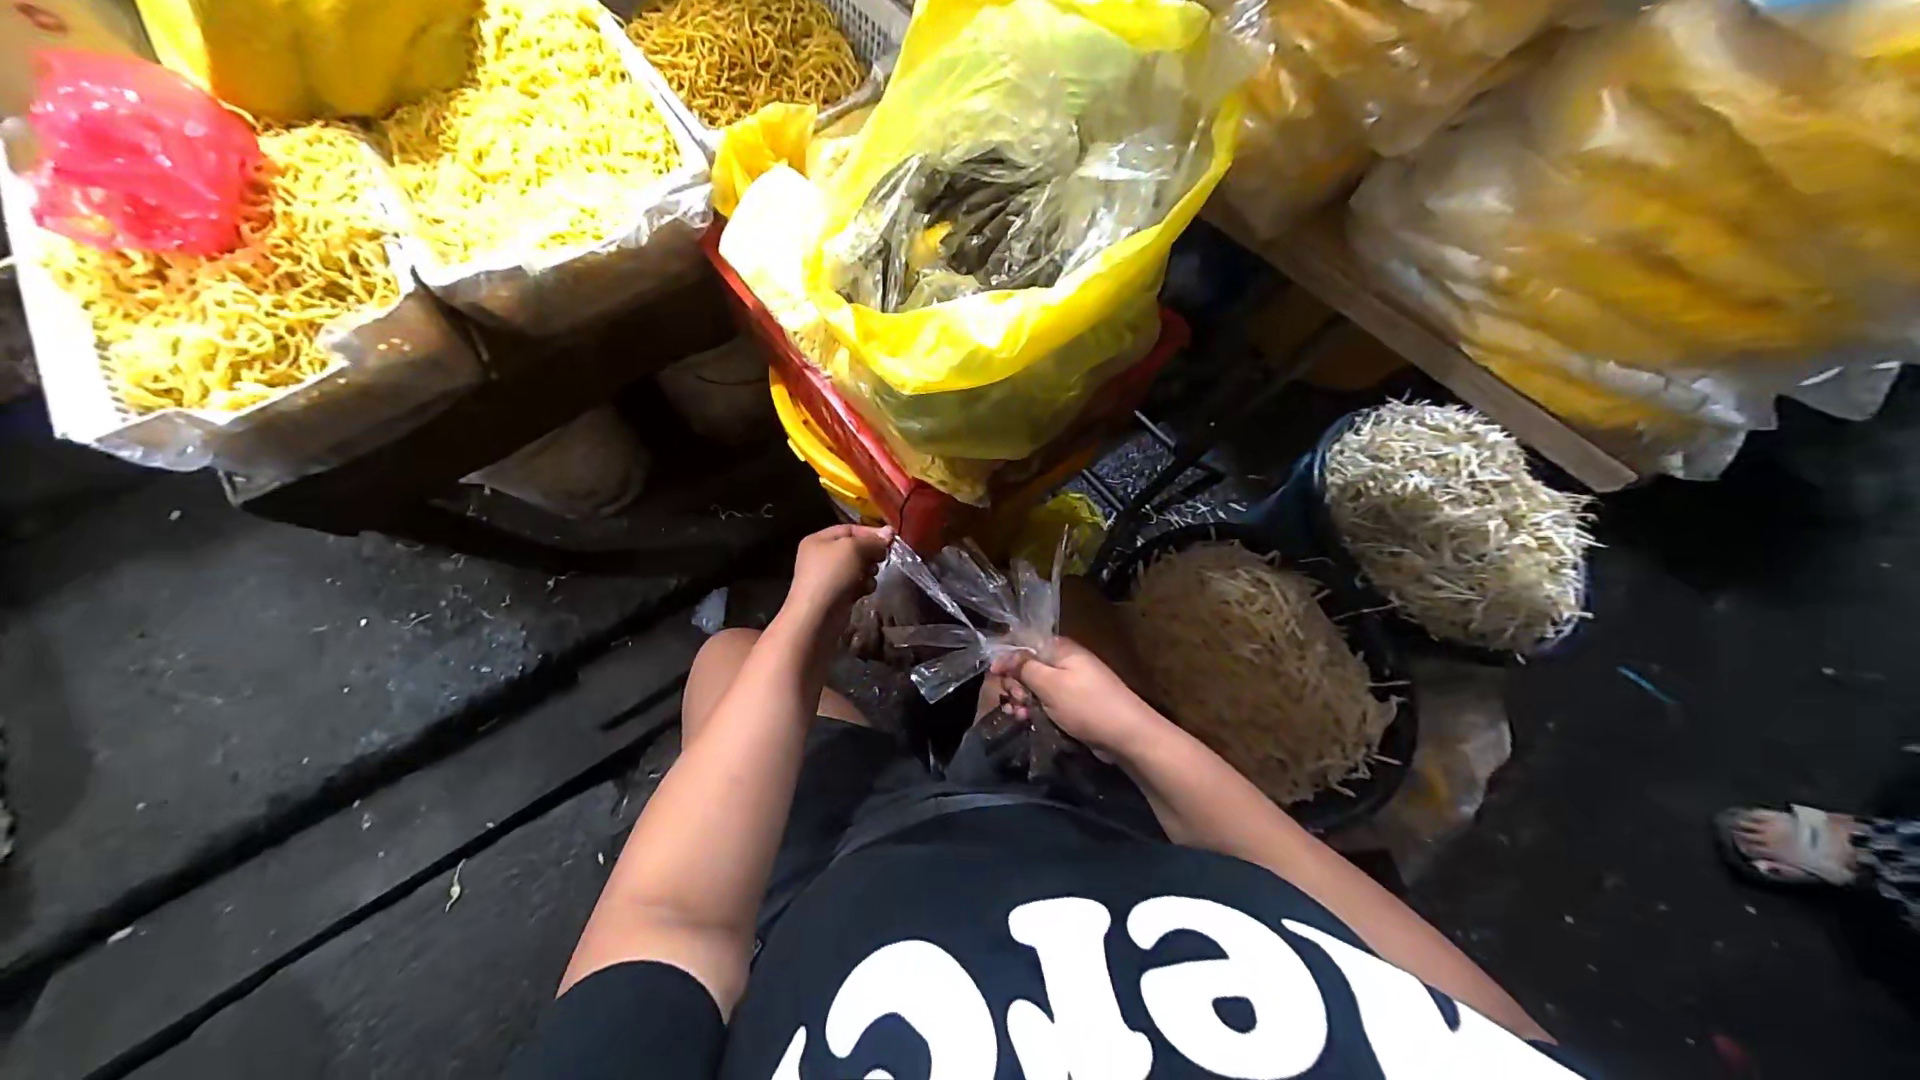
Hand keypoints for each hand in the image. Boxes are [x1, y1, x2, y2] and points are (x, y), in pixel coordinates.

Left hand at [783, 523, 892, 630]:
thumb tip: (889, 533)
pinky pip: (856, 583)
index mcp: (819, 540)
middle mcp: (821, 556)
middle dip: (870, 553)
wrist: (817, 615)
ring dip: (869, 570)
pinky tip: (865, 590)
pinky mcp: (837, 594)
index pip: (849, 529)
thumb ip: (872, 540)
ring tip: (869, 576)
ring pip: (858, 566)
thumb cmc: (832, 574)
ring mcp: (829, 577)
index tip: (890, 539)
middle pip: (855, 548)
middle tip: (881, 559)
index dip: (871, 532)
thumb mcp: (854, 548)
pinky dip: (863, 585)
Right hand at [992, 637, 1173, 760]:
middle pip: (1027, 666)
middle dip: (1014, 683)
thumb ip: (1024, 667)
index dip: (1006, 657)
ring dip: (1022, 699)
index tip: (994, 675)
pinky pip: (1046, 701)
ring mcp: (1070, 683)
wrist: (1128, 736)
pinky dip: (1035, 709)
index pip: (1024, 643)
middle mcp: (1064, 661)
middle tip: (1015, 700)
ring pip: (1035, 686)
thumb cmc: (1087, 705)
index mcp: (1060, 648)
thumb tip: (1003, 654)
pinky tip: (1027, 719)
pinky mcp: (1073, 704)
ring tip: (1019, 715)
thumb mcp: (1050, 684)